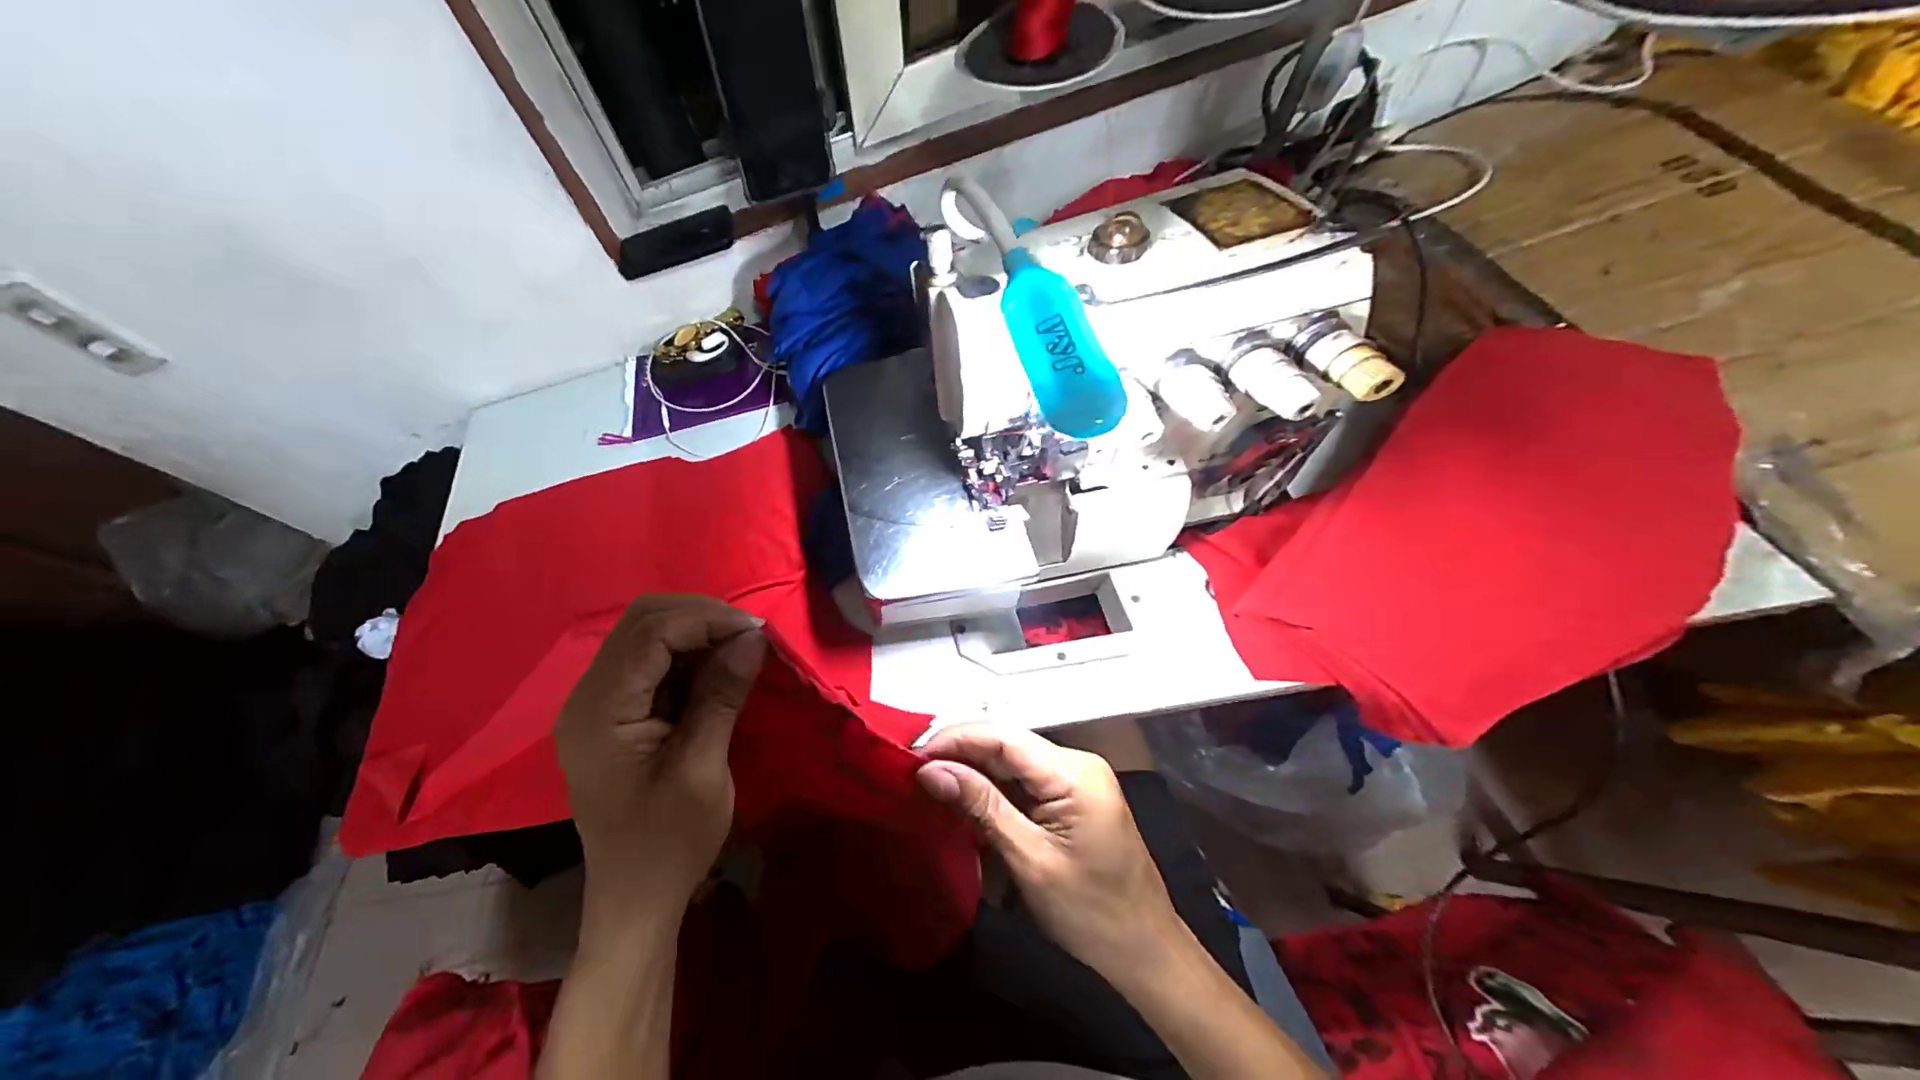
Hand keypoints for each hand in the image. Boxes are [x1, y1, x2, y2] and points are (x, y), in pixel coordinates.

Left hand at [554, 594, 766, 914]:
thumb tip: (753, 637)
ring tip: (741, 648)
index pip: (650, 633)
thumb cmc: (669, 844)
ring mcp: (596, 704)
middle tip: (751, 636)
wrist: (635, 899)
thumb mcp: (703, 770)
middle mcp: (587, 697)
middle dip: (700, 617)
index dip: (707, 620)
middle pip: (641, 622)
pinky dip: (687, 654)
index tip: (758, 632)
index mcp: (600, 713)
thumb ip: (721, 696)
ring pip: (645, 635)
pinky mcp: (612, 714)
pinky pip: (649, 661)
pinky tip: (717, 667)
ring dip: (695, 632)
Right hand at [915, 723, 1180, 980]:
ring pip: (1013, 761)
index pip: (1003, 737)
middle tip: (912, 771)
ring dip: (973, 770)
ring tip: (928, 782)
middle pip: (1007, 744)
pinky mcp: (1073, 797)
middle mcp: (1077, 764)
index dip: (955, 739)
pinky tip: (964, 796)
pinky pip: (1025, 781)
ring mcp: (1077, 779)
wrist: (1145, 950)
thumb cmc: (1091, 912)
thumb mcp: (1029, 859)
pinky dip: (993, 788)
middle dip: (959, 754)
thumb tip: (929, 770)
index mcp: (1073, 772)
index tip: (911, 756)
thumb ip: (981, 807)